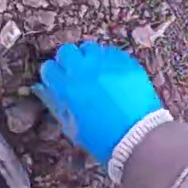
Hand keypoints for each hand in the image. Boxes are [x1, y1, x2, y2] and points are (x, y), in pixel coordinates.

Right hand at [34, 41, 163, 164]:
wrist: (139, 136)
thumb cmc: (103, 139)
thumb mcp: (73, 128)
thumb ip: (58, 106)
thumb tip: (48, 90)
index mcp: (68, 88)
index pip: (49, 68)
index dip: (53, 75)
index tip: (58, 81)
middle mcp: (85, 70)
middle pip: (67, 51)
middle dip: (68, 61)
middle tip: (76, 74)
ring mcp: (107, 64)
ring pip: (90, 48)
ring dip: (89, 58)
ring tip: (96, 73)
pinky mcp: (127, 63)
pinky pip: (112, 53)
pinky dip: (109, 61)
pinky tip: (113, 75)